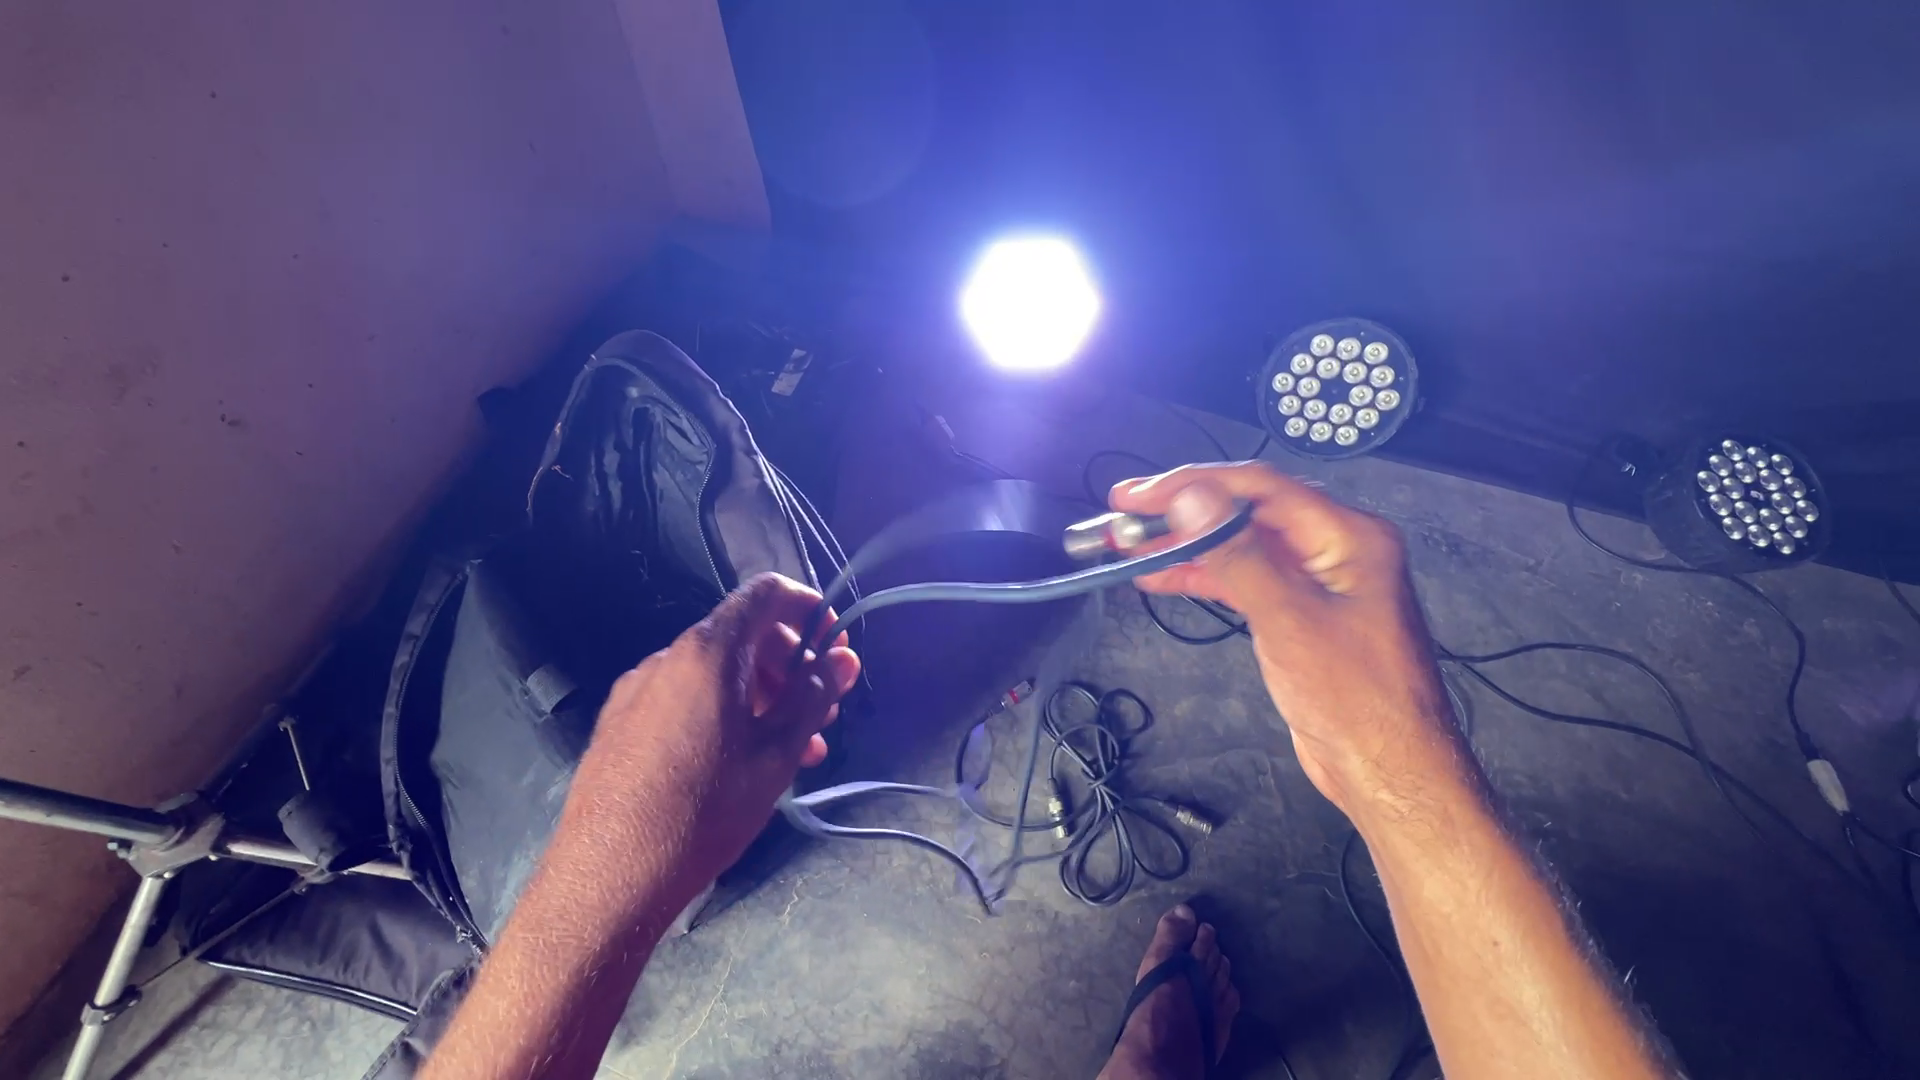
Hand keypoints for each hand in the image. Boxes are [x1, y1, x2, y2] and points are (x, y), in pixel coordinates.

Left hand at [562, 573, 859, 909]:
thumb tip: (843, 658)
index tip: (834, 646)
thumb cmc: (706, 809)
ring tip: (794, 748)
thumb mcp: (777, 752)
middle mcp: (668, 656)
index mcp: (708, 651)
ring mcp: (638, 689)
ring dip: (764, 695)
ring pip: (717, 672)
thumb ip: (814, 696)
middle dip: (791, 663)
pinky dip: (726, 711)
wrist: (608, 879)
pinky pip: (687, 697)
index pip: (765, 593)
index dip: (808, 607)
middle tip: (823, 710)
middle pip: (744, 633)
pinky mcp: (622, 723)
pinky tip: (742, 760)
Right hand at [1111, 463, 1471, 816]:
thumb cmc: (1352, 697)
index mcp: (1347, 535)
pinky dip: (1202, 575)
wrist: (1386, 769)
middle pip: (1246, 510)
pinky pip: (1243, 577)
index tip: (1138, 496)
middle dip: (1182, 511)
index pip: (1259, 487)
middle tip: (1125, 514)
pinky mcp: (1297, 609)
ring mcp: (1313, 579)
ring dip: (1185, 544)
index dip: (1192, 483)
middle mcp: (1331, 546)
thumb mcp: (1288, 619)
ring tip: (1130, 546)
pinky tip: (1162, 576)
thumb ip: (1237, 554)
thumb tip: (1190, 497)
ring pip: (1238, 544)